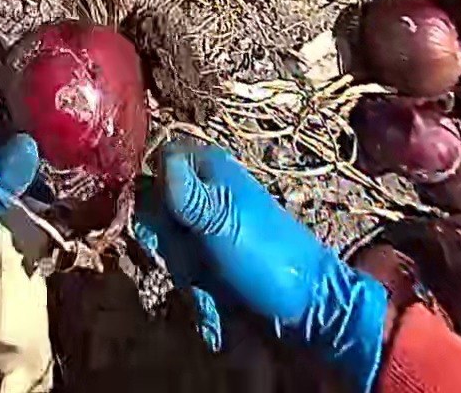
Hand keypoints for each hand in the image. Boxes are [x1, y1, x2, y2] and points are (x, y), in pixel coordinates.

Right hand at [135, 141, 387, 390]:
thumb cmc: (266, 254)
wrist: (307, 305)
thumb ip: (185, 192)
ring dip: (180, 269)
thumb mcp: (222, 220)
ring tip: (205, 283)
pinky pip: (183, 267)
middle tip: (189, 259)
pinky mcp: (211, 257)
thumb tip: (155, 155)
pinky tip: (209, 299)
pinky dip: (191, 286)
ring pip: (166, 241)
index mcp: (209, 167)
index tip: (162, 221)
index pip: (159, 163)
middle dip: (166, 241)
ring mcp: (208, 225)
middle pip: (156, 207)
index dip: (153, 192)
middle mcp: (205, 190)